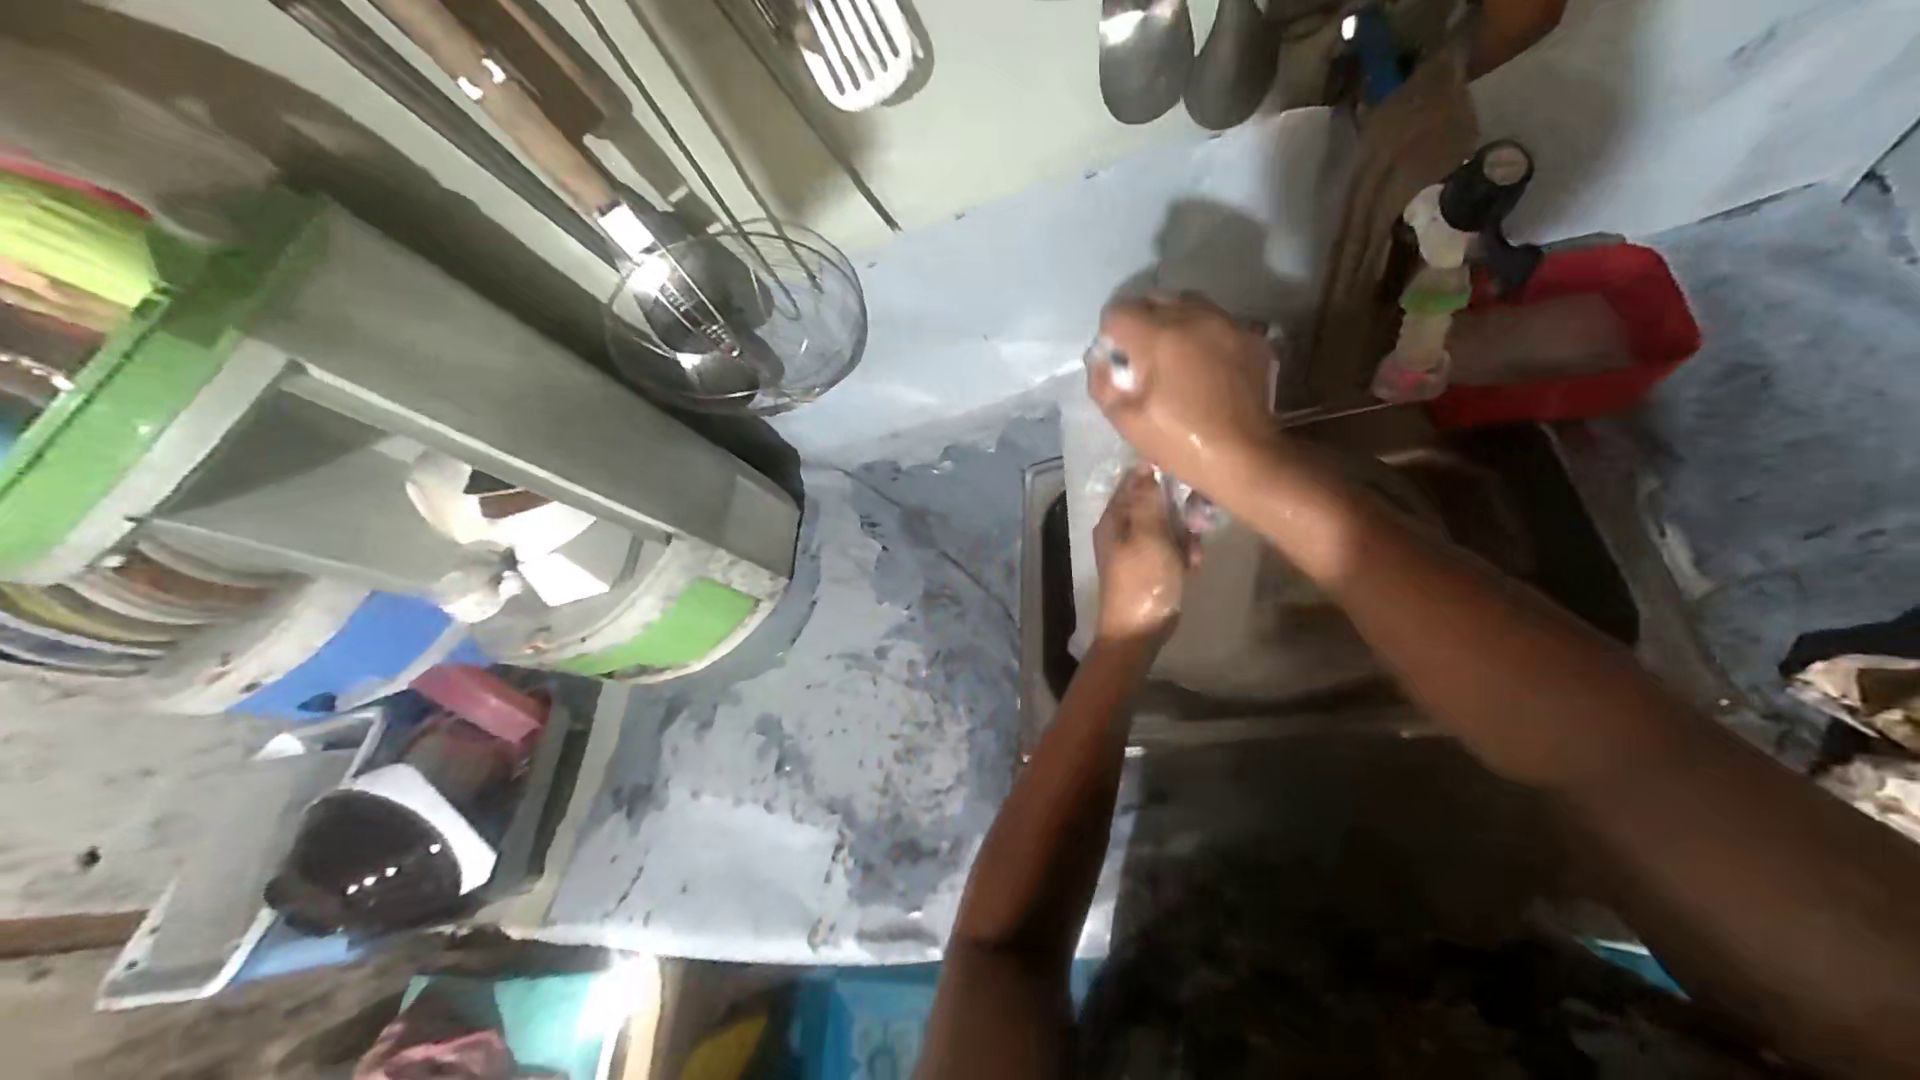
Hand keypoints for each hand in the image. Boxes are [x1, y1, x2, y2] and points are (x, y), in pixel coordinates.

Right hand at [1087, 294, 1279, 498]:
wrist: (1243, 457)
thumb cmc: (1178, 441)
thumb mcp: (1125, 420)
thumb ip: (1102, 383)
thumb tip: (1102, 361)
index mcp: (1159, 336)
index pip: (1118, 312)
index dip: (1110, 335)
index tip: (1116, 359)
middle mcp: (1194, 318)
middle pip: (1154, 299)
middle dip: (1141, 322)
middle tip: (1142, 357)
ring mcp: (1228, 324)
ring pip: (1190, 304)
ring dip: (1174, 322)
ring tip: (1174, 356)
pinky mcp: (1252, 338)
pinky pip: (1218, 322)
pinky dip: (1204, 335)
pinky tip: (1205, 366)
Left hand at [1094, 466, 1188, 642]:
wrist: (1138, 633)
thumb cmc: (1142, 581)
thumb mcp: (1148, 534)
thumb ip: (1147, 498)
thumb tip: (1144, 463)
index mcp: (1114, 517)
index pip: (1135, 480)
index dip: (1161, 476)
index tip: (1188, 482)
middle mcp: (1122, 528)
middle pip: (1155, 502)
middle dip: (1180, 511)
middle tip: (1197, 525)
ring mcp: (1136, 548)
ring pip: (1168, 525)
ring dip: (1186, 535)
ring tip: (1193, 553)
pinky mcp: (1151, 566)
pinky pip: (1171, 548)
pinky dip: (1183, 554)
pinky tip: (1192, 567)